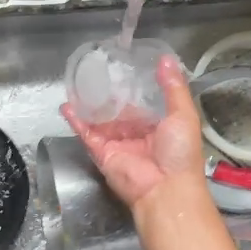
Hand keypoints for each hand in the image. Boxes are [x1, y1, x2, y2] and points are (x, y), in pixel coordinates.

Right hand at [62, 54, 206, 207]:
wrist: (166, 190)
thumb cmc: (180, 152)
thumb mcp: (183, 115)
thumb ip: (173, 87)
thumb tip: (167, 59)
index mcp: (158, 126)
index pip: (143, 104)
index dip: (134, 88)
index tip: (124, 67)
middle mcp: (137, 134)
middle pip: (119, 111)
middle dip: (109, 96)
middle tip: (97, 72)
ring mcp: (117, 143)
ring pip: (100, 120)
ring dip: (90, 105)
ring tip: (78, 84)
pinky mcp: (102, 153)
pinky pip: (87, 133)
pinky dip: (76, 120)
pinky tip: (67, 105)